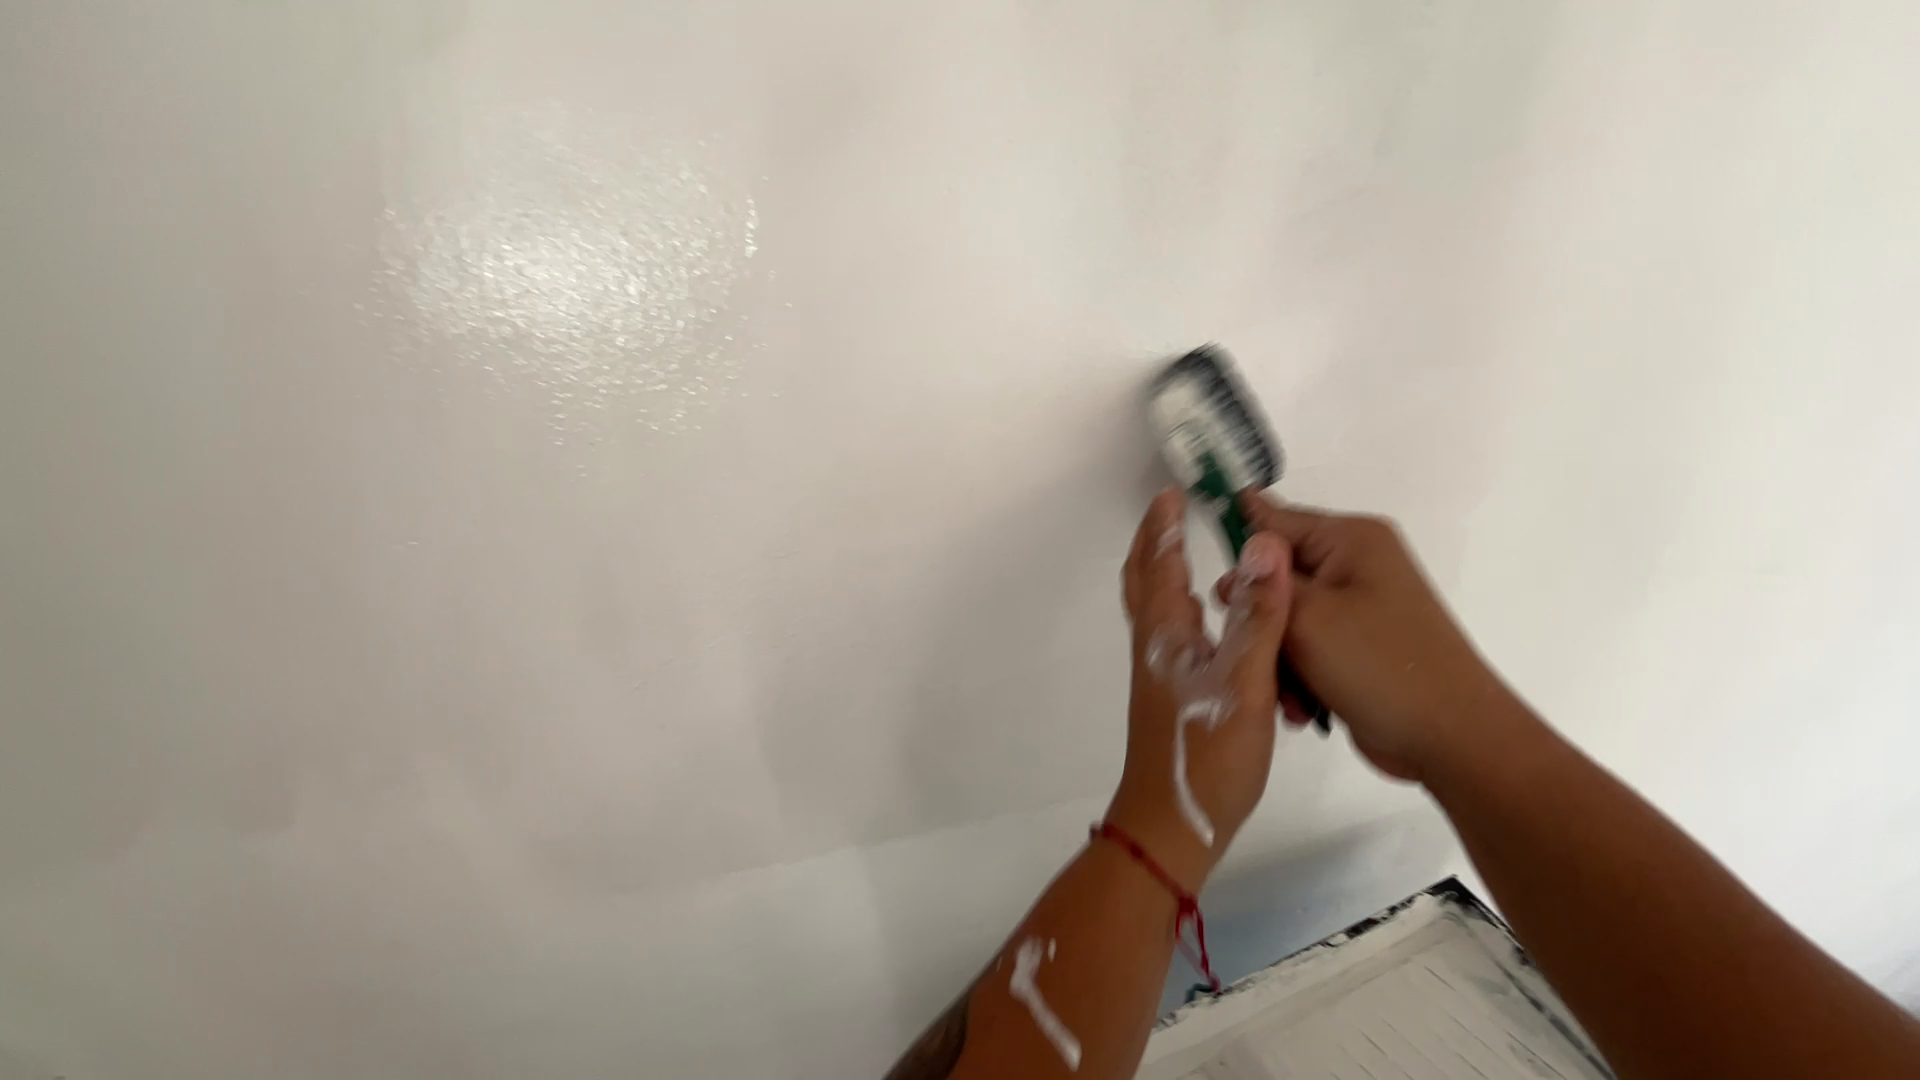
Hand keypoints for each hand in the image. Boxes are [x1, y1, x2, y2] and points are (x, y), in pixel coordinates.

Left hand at [1107, 489, 1293, 891]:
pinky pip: (1173, 633)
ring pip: (1155, 606)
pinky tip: (1210, 621)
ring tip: (1185, 551)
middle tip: (1170, 512)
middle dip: (1152, 541)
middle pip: (1143, 579)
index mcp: (1166, 632)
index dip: (1164, 525)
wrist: (1173, 819)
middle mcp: (1154, 644)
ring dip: (1163, 571)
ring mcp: (1158, 670)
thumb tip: (1261, 548)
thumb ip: (1257, 616)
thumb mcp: (1244, 681)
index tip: (1173, 492)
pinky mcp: (1169, 692)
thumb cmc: (1208, 751)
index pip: (1159, 563)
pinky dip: (1184, 608)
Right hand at [1235, 491, 1520, 782]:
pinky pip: (1304, 648)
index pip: (1271, 519)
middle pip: (1273, 576)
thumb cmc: (1378, 667)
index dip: (1233, 539)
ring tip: (1281, 693)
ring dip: (1274, 656)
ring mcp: (1356, 608)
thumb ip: (1262, 584)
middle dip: (1257, 617)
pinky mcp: (1355, 647)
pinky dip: (1296, 676)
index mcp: (1349, 540)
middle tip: (1248, 648)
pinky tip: (1299, 707)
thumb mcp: (1307, 617)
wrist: (1452, 740)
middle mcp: (1354, 564)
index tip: (1192, 566)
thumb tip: (1240, 558)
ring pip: (1283, 618)